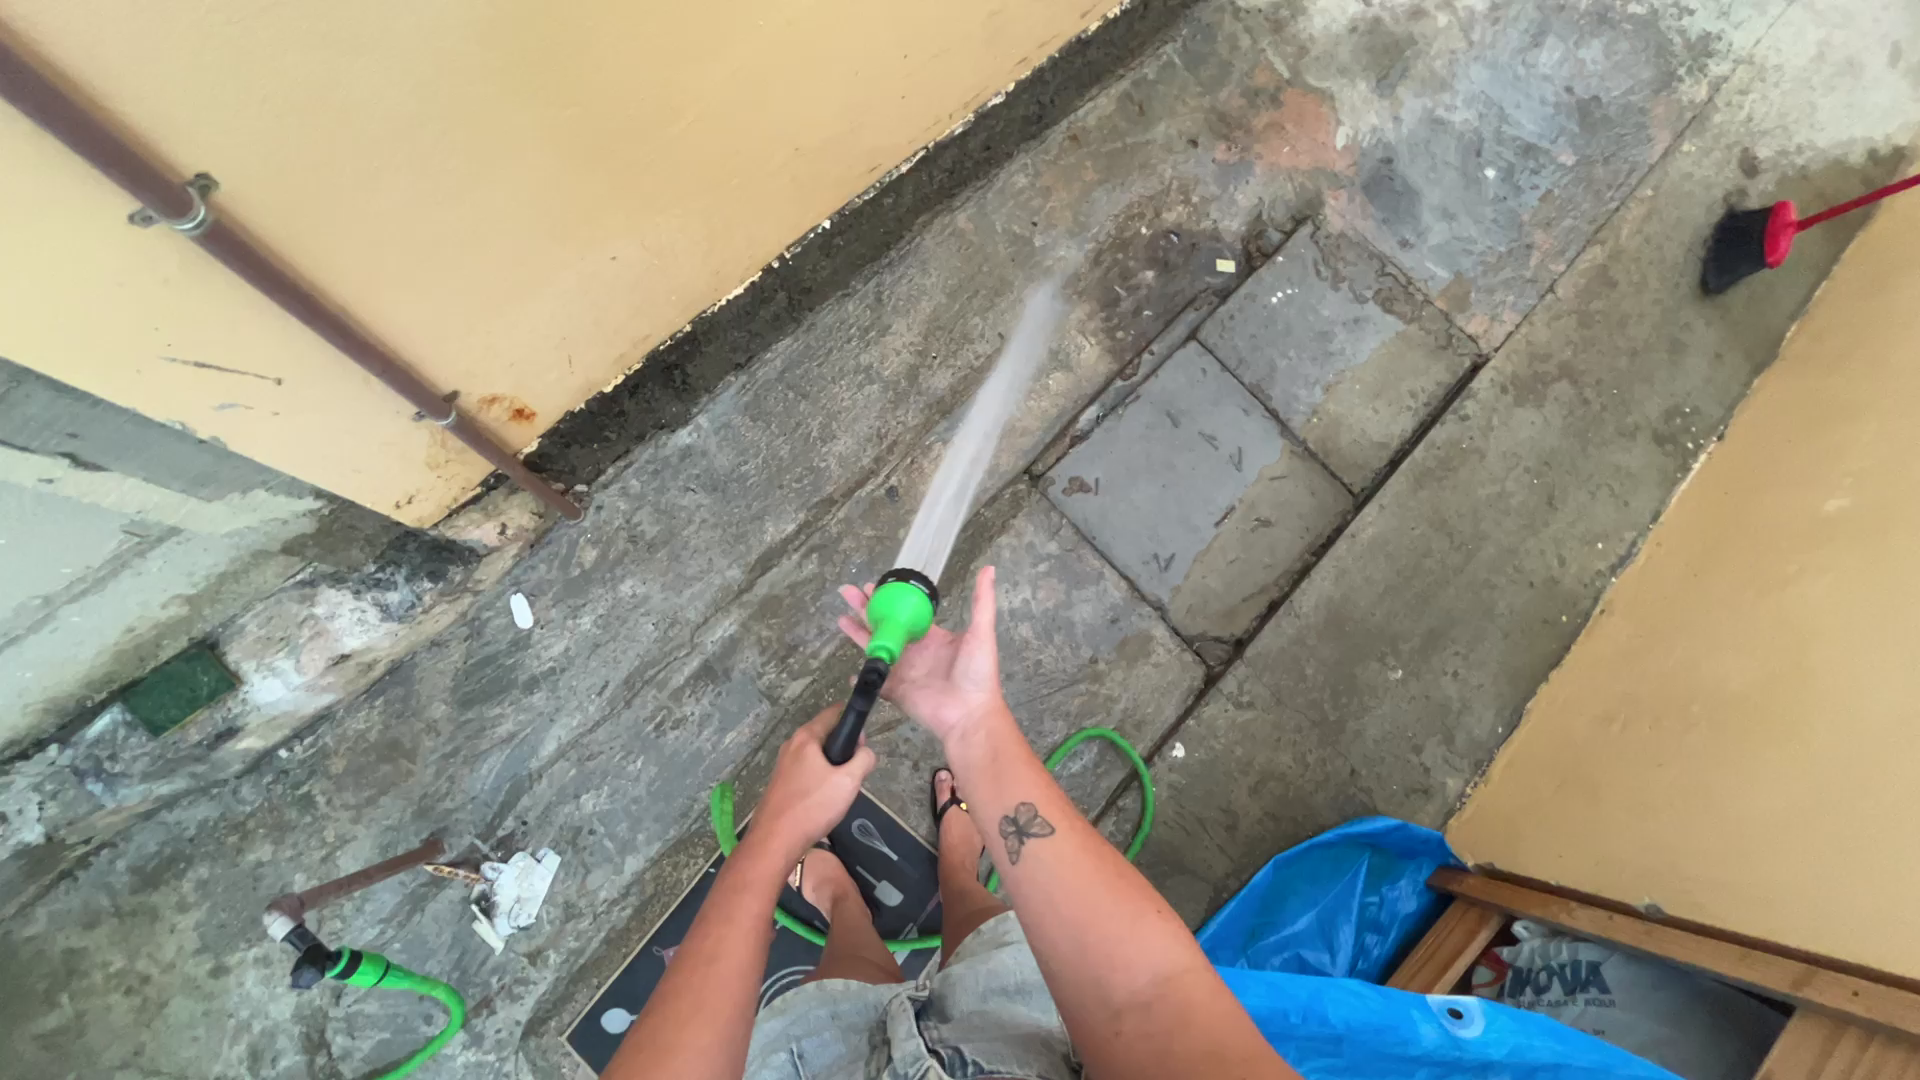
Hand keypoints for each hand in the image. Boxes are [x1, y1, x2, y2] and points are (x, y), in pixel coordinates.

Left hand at [751, 705, 876, 862]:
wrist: (775, 841)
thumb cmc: (813, 806)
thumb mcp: (849, 782)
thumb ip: (864, 760)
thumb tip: (866, 752)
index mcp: (807, 737)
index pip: (834, 712)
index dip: (853, 723)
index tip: (863, 745)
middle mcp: (792, 744)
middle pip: (826, 734)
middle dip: (844, 748)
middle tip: (855, 771)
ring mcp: (783, 763)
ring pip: (817, 754)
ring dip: (833, 765)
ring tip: (841, 788)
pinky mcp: (780, 782)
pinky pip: (807, 770)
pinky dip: (819, 777)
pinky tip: (825, 799)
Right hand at [837, 564, 1005, 742]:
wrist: (970, 713)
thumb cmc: (978, 672)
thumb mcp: (981, 632)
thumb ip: (982, 601)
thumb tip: (988, 569)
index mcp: (932, 636)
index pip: (905, 612)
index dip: (889, 599)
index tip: (872, 585)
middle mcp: (915, 651)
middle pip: (884, 626)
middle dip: (865, 609)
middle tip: (848, 592)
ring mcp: (903, 671)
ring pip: (875, 649)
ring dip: (857, 634)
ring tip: (841, 618)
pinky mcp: (895, 691)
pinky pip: (875, 683)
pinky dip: (862, 678)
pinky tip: (848, 672)